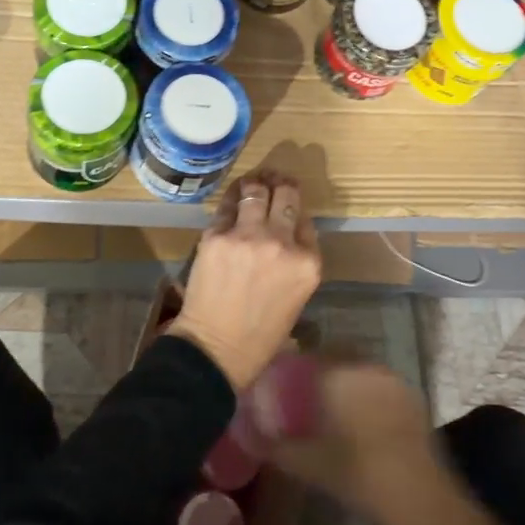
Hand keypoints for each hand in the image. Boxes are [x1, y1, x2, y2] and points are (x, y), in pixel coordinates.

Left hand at [164, 170, 320, 390]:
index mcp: (308, 263)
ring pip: (256, 191)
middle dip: (282, 183)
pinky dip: (232, 196)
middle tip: (277, 177)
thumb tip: (290, 228)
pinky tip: (234, 192)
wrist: (217, 348)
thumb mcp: (297, 296)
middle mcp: (282, 243)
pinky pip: (227, 205)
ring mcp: (248, 236)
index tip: (290, 198)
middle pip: (286, 196)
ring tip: (255, 179)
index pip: (306, 219)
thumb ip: (299, 259)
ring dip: (257, 182)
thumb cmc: (261, 333)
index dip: (296, 206)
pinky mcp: (217, 235)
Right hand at [269, 363, 439, 515]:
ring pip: (361, 368)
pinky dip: (371, 394)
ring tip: (337, 405)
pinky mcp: (412, 396)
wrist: (415, 494)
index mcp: (335, 373)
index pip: (307, 354)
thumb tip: (248, 434)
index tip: (284, 381)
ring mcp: (392, 379)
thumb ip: (273, 445)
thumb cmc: (355, 471)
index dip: (293, 365)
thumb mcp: (306, 463)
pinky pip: (382, 384)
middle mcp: (364, 365)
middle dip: (321, 369)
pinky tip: (366, 418)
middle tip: (309, 394)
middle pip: (335, 356)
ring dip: (348, 380)